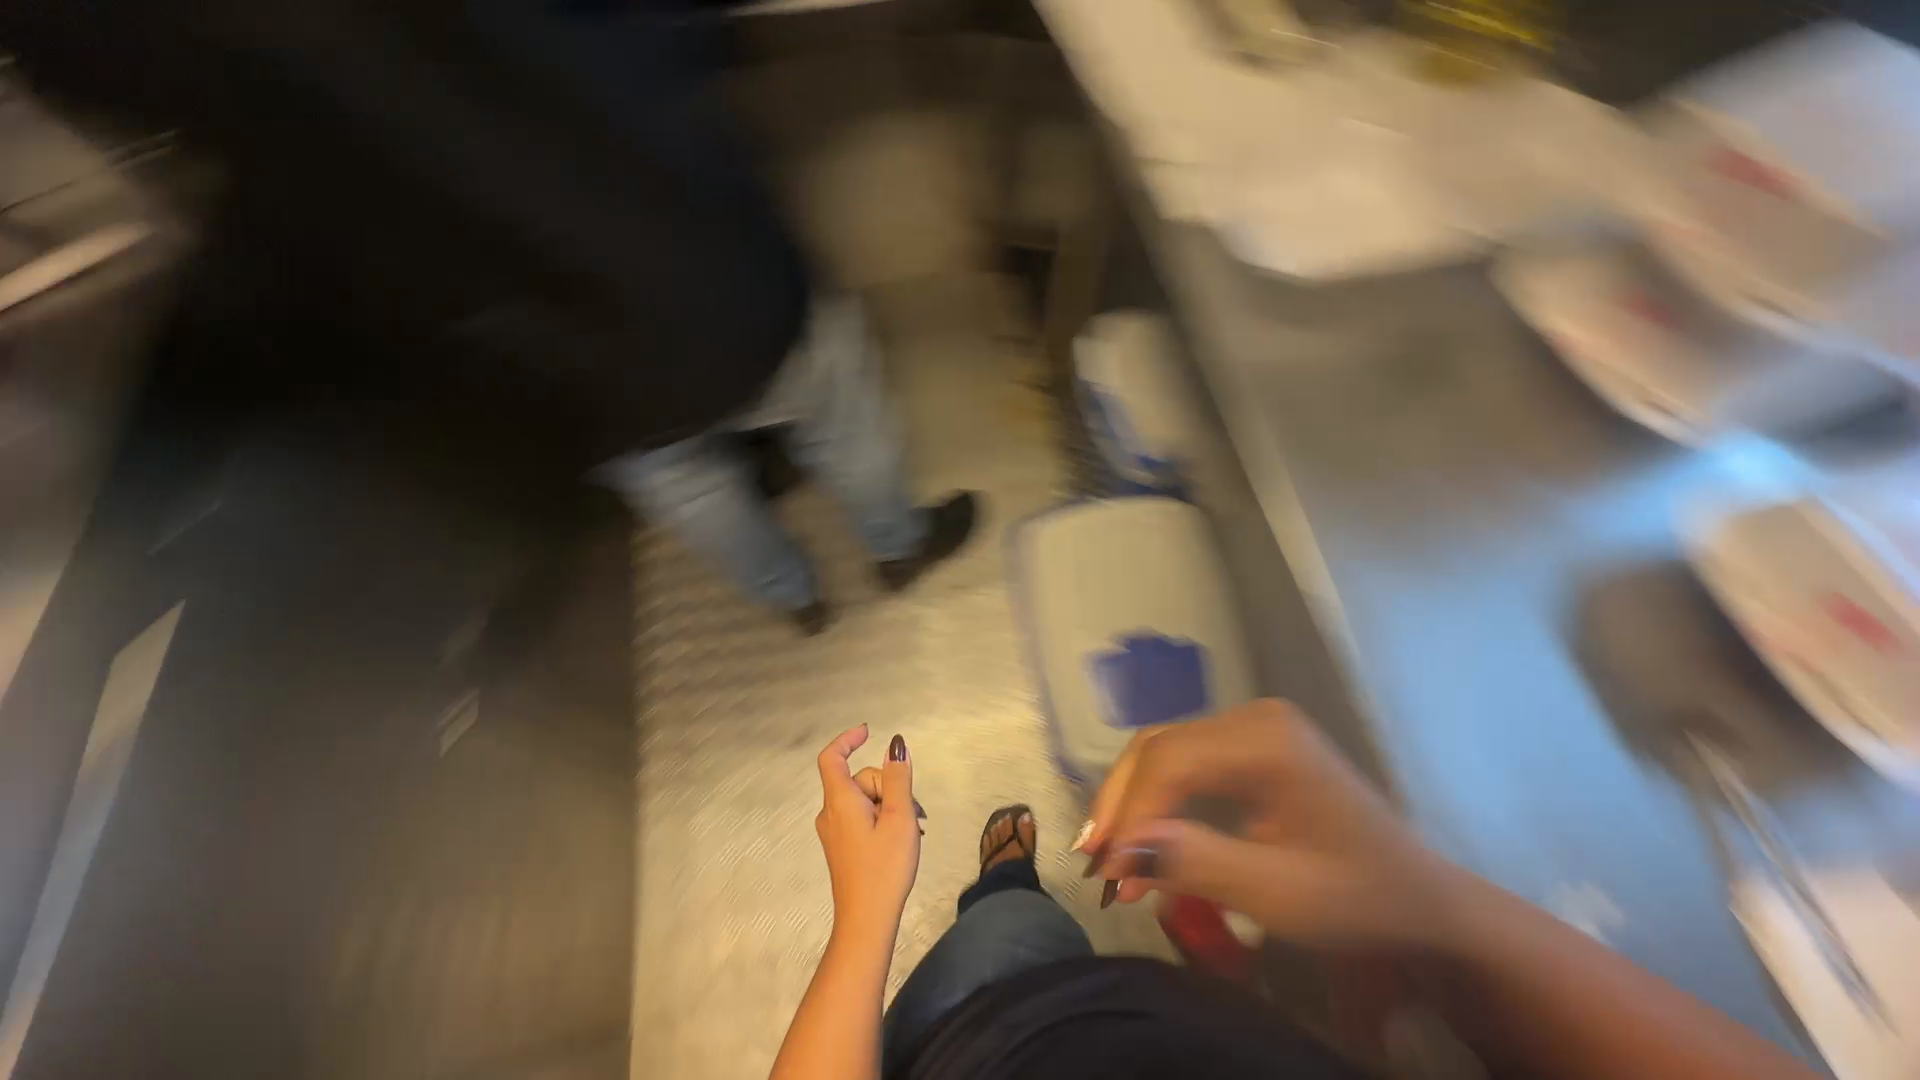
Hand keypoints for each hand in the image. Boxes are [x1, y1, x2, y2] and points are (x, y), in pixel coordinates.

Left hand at [814, 725, 919, 944]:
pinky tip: (903, 840)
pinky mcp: (842, 846)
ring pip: (865, 800)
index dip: (847, 739)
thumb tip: (896, 745)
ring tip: (914, 831)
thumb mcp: (899, 818)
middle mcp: (831, 812)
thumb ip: (898, 778)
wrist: (866, 921)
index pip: (832, 757)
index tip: (868, 732)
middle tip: (916, 813)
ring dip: (892, 806)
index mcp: (840, 800)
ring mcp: (835, 831)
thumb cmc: (884, 867)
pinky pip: (863, 818)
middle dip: (891, 786)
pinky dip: (884, 820)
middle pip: (860, 780)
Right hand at [1082, 699, 1465, 949]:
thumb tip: (1122, 849)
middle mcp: (1253, 718)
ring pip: (1162, 751)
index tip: (1107, 876)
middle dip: (1121, 808)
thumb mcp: (1280, 894)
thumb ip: (1197, 862)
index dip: (1130, 816)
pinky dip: (1155, 800)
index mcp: (1268, 742)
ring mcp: (1252, 727)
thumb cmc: (1359, 900)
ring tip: (1111, 860)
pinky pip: (1183, 762)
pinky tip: (1141, 838)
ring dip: (1131, 804)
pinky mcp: (1249, 744)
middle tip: (1096, 869)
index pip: (1170, 762)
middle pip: (1158, 748)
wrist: (1422, 900)